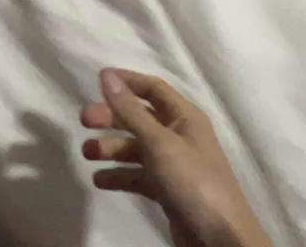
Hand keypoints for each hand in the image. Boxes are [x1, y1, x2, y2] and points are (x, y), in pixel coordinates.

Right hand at [81, 69, 273, 246]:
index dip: (127, 82)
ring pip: (136, 147)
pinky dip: (120, 175)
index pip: (153, 88)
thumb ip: (131, 112)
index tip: (98, 80)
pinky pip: (138, 175)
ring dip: (112, 148)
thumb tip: (106, 75)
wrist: (221, 240)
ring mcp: (173, 163)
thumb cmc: (193, 181)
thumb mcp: (160, 143)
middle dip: (112, 118)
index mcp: (184, 117)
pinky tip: (100, 180)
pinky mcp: (167, 189)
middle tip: (84, 121)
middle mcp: (179, 135)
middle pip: (140, 117)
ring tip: (87, 153)